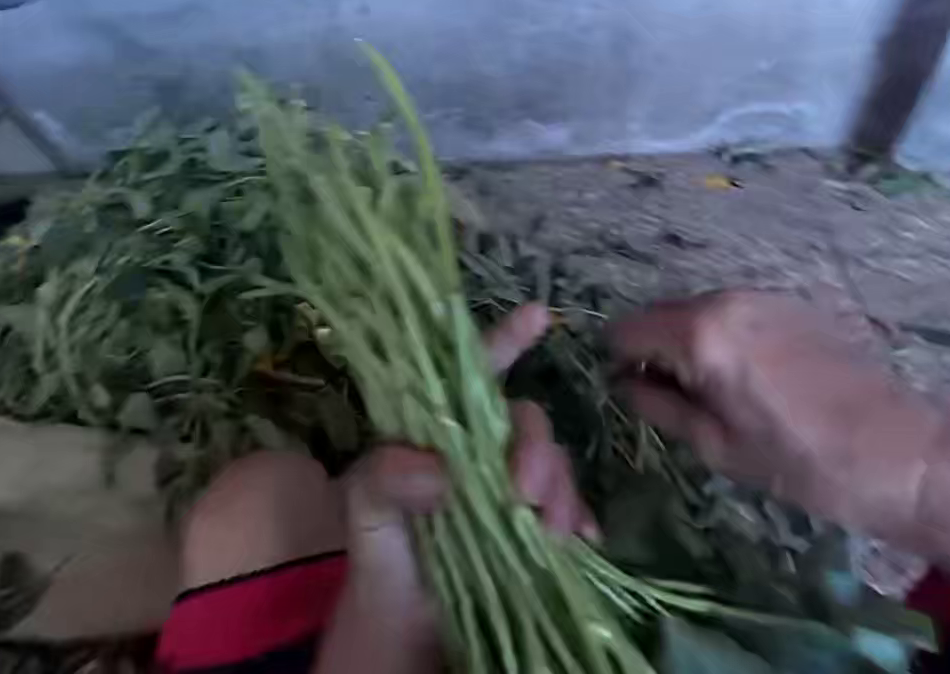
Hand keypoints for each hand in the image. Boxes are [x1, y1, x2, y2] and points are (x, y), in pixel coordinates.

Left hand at [317, 304, 595, 673]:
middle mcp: (481, 448)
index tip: (539, 315)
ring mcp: (512, 487)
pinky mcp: (537, 529)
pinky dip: (582, 521)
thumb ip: (384, 476)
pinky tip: (583, 542)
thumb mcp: (365, 506)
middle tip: (525, 492)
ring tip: (552, 532)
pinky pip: (573, 511)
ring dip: (561, 490)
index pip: (473, 371)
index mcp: (441, 427)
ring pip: (553, 463)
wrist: (406, 633)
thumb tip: (441, 468)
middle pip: (524, 420)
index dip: (505, 338)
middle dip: (535, 446)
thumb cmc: (382, 554)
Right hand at [610, 291, 945, 546]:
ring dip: (687, 342)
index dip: (619, 362)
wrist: (910, 454)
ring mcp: (756, 295)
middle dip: (653, 351)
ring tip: (722, 390)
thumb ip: (656, 405)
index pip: (624, 331)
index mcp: (698, 334)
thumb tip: (622, 382)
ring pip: (691, 311)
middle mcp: (720, 300)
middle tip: (681, 398)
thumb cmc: (803, 463)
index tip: (635, 392)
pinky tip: (755, 374)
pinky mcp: (785, 301)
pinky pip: (728, 310)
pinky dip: (720, 334)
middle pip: (656, 315)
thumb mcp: (717, 447)